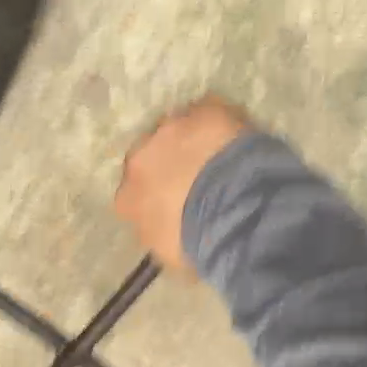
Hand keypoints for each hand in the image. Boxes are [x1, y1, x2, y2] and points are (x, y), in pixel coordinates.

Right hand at [114, 94, 254, 273]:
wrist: (235, 213)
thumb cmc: (199, 244)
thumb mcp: (171, 256)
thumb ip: (159, 238)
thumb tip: (166, 231)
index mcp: (128, 197)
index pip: (132, 196)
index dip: (155, 198)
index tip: (174, 206)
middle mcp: (141, 156)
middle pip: (151, 156)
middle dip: (170, 164)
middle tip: (200, 180)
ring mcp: (172, 129)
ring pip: (178, 131)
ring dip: (193, 141)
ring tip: (221, 158)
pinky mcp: (205, 111)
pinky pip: (210, 113)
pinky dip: (221, 124)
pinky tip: (238, 140)